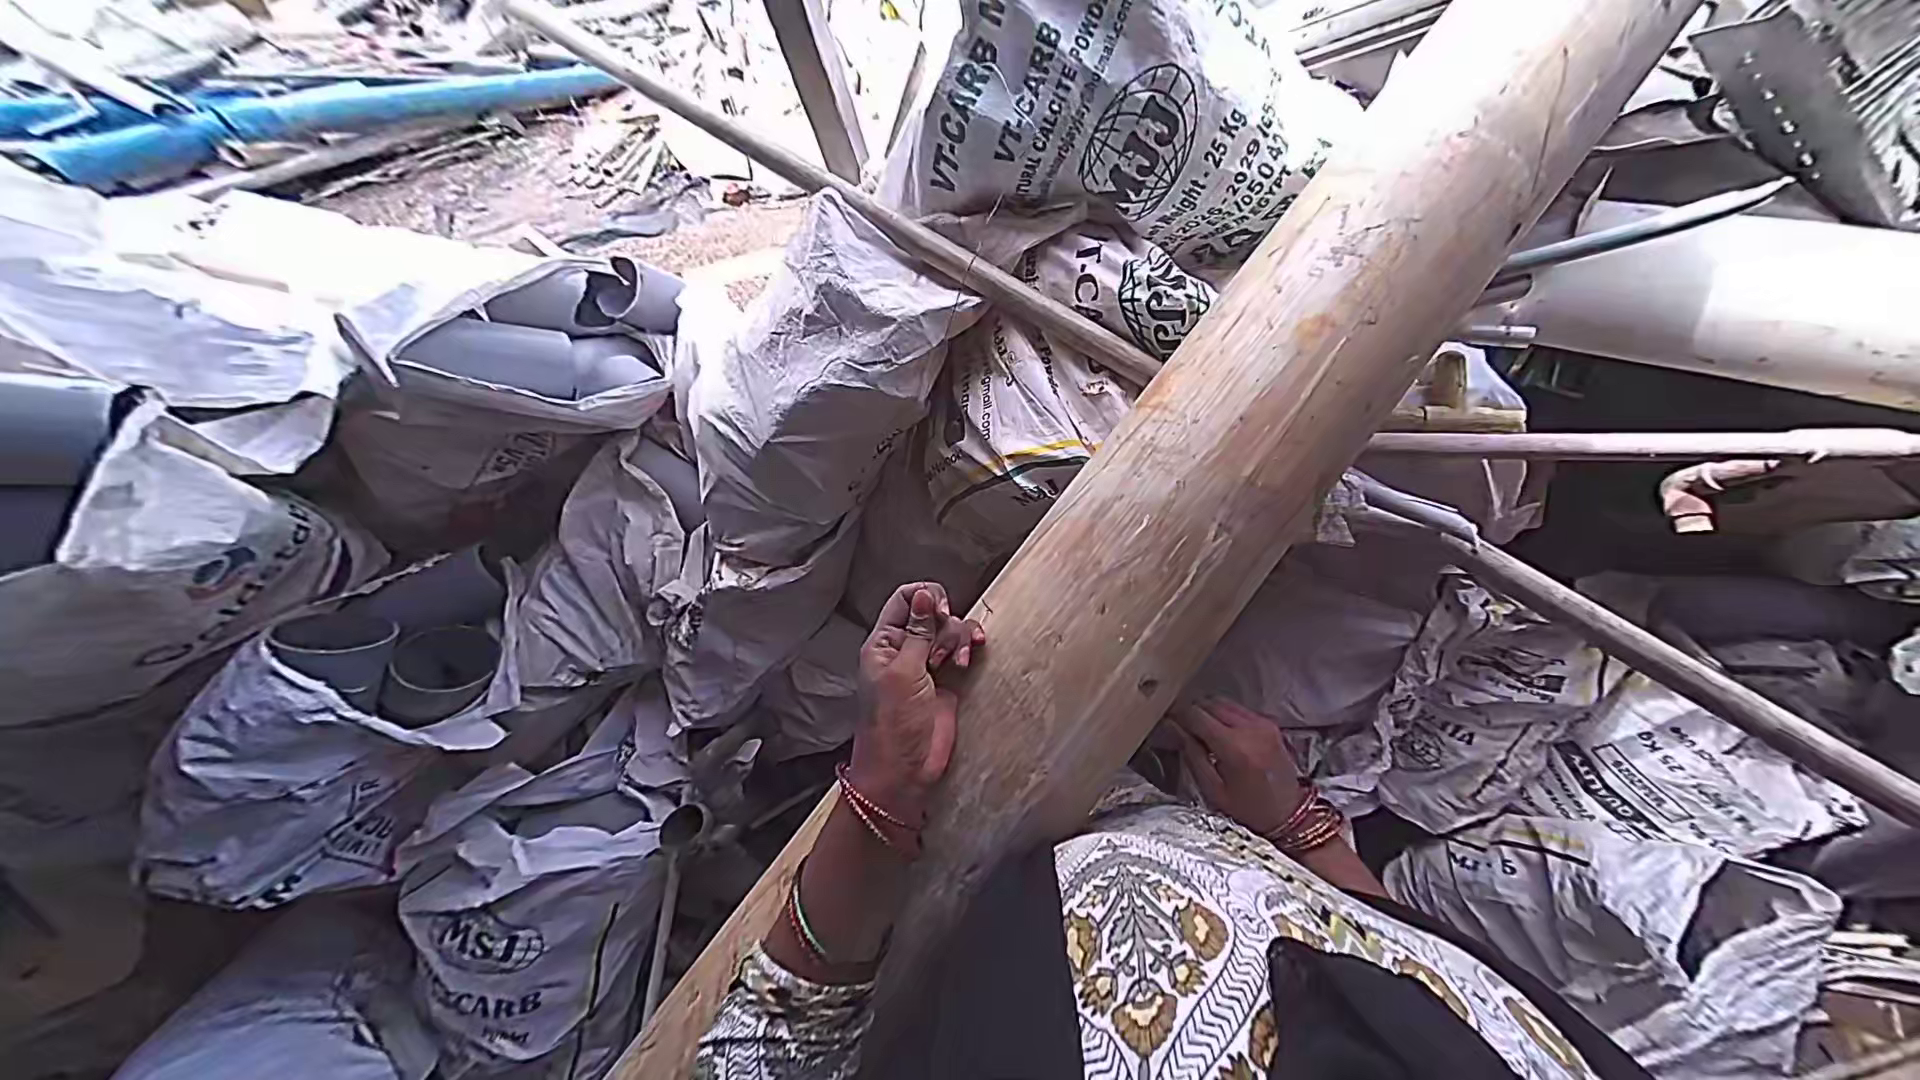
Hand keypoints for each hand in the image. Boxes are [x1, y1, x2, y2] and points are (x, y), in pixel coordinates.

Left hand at [850, 582, 984, 821]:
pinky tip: (969, 658)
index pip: (906, 599)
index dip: (925, 598)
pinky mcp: (947, 678)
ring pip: (951, 630)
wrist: (904, 770)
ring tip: (959, 660)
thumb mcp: (903, 673)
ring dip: (959, 638)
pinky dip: (969, 648)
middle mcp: (906, 648)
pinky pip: (962, 650)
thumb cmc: (893, 724)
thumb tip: (924, 594)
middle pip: (933, 611)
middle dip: (944, 623)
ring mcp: (927, 663)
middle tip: (940, 649)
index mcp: (884, 642)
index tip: (940, 613)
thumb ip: (917, 631)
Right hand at [1169, 698, 1306, 836]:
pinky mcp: (1270, 724)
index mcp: (1235, 748)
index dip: (1178, 714)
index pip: (1196, 715)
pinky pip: (1238, 708)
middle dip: (1192, 711)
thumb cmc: (1248, 810)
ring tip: (1199, 728)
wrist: (1290, 816)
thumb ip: (1192, 753)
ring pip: (1223, 701)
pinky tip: (1220, 730)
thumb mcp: (1213, 789)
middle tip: (1181, 725)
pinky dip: (1223, 713)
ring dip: (1207, 710)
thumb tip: (1172, 726)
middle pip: (1209, 703)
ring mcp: (1263, 724)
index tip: (1168, 720)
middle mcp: (1251, 730)